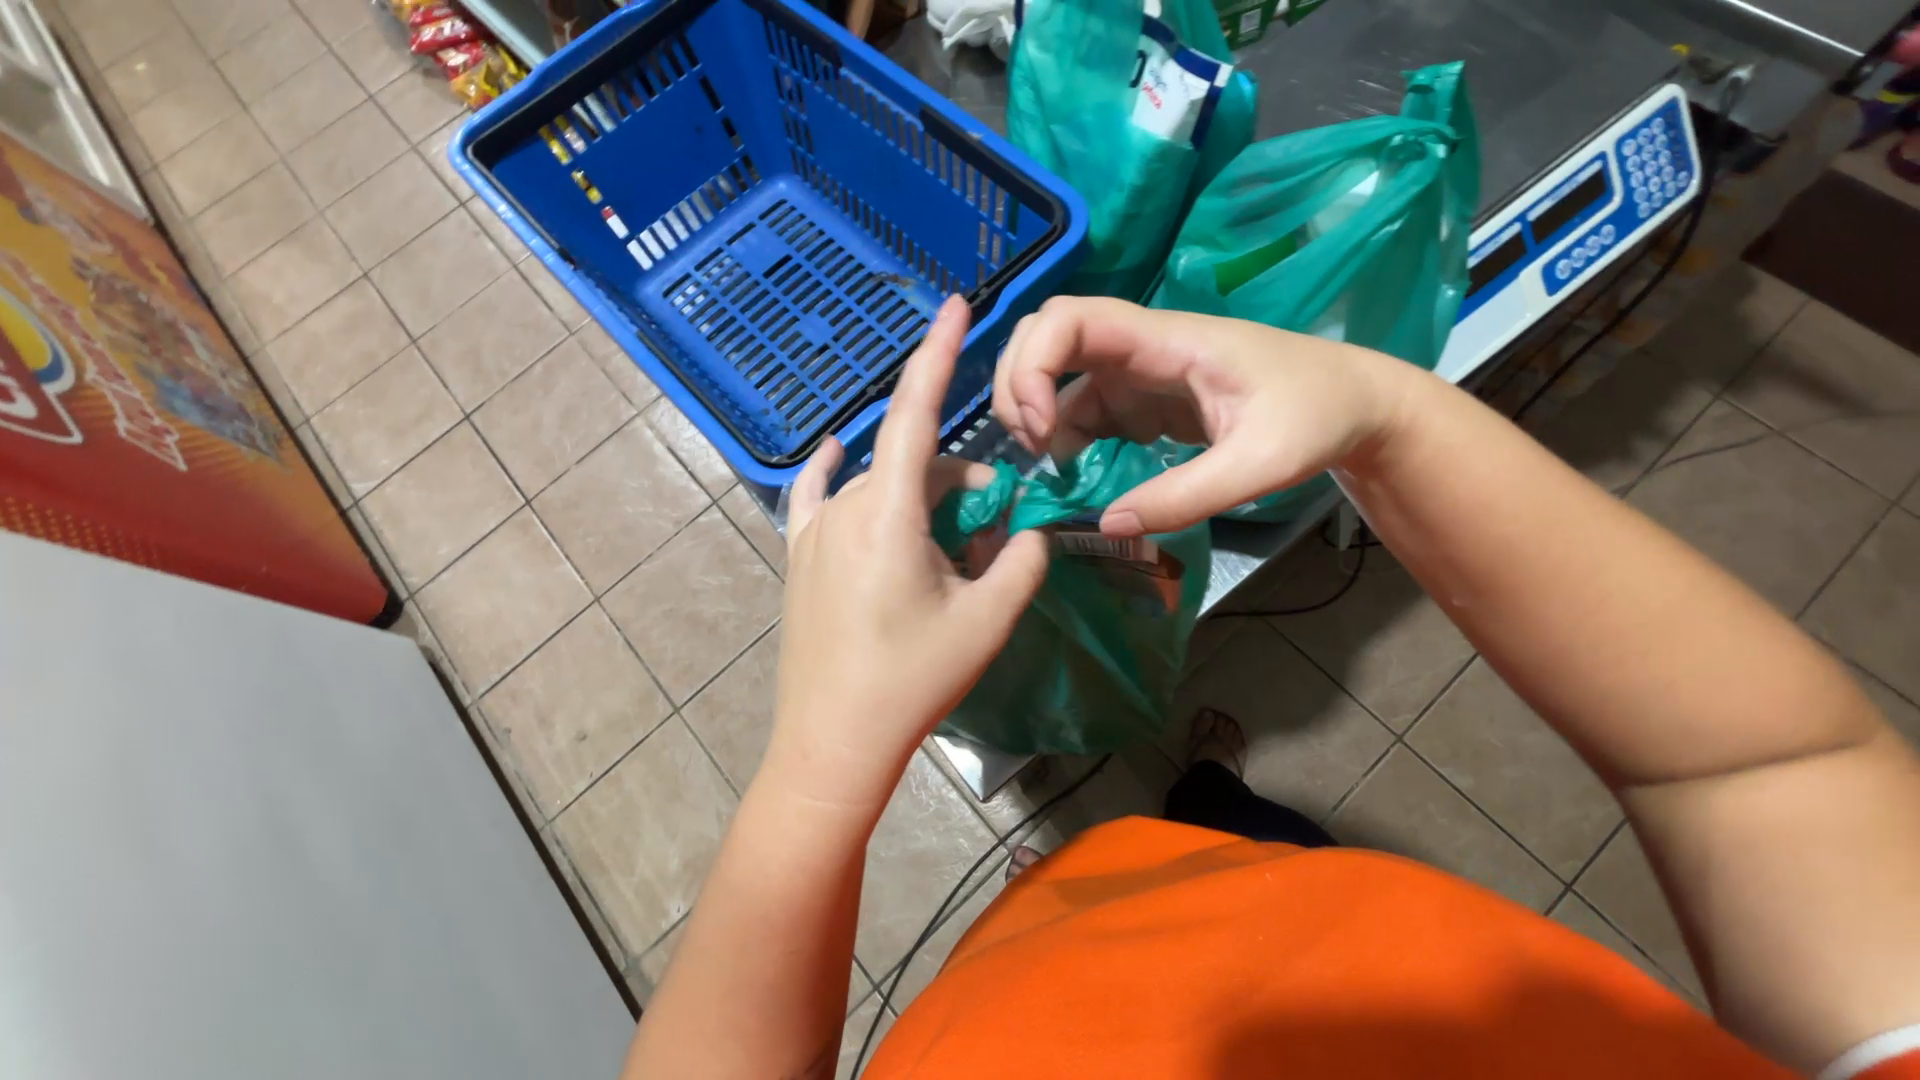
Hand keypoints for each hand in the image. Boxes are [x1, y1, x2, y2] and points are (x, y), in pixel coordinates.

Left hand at [770, 296, 1050, 809]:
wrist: (835, 739)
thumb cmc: (913, 680)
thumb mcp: (986, 621)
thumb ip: (1020, 563)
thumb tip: (1025, 530)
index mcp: (887, 515)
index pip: (914, 413)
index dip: (937, 354)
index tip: (954, 304)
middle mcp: (843, 509)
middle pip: (912, 464)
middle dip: (961, 484)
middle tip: (994, 532)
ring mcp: (812, 533)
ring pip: (878, 486)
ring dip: (920, 499)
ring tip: (948, 549)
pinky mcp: (798, 558)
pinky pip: (817, 496)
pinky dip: (835, 473)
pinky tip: (836, 455)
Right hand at [993, 296, 1422, 536]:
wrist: (1351, 405)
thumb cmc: (1314, 417)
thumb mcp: (1260, 465)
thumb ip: (1186, 497)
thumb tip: (1106, 524)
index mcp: (1165, 340)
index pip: (1069, 319)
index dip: (1032, 364)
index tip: (1039, 427)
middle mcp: (1137, 348)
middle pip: (1042, 335)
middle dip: (1016, 386)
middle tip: (1033, 450)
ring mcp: (1133, 374)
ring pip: (1051, 373)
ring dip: (1032, 415)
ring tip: (1050, 471)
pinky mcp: (1138, 402)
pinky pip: (1078, 410)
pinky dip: (1060, 439)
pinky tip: (1072, 476)